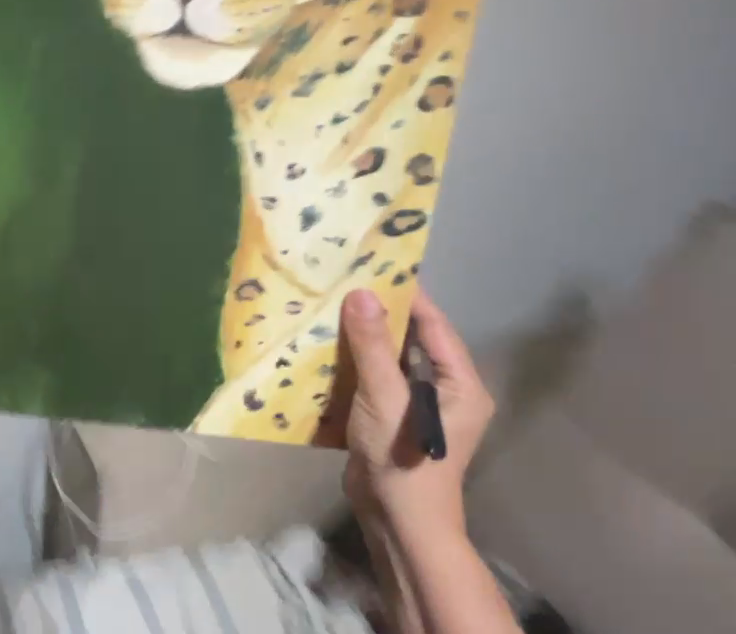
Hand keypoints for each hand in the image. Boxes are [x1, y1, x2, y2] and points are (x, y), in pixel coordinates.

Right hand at [329, 288, 494, 537]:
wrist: (398, 517)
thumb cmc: (404, 456)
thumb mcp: (386, 396)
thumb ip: (374, 346)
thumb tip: (361, 293)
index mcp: (461, 385)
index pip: (435, 327)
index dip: (408, 295)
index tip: (373, 265)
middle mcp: (444, 391)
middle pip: (411, 340)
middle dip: (378, 313)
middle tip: (341, 282)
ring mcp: (416, 405)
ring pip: (388, 358)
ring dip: (361, 336)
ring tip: (326, 306)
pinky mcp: (389, 415)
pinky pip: (372, 376)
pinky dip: (351, 360)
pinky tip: (321, 346)